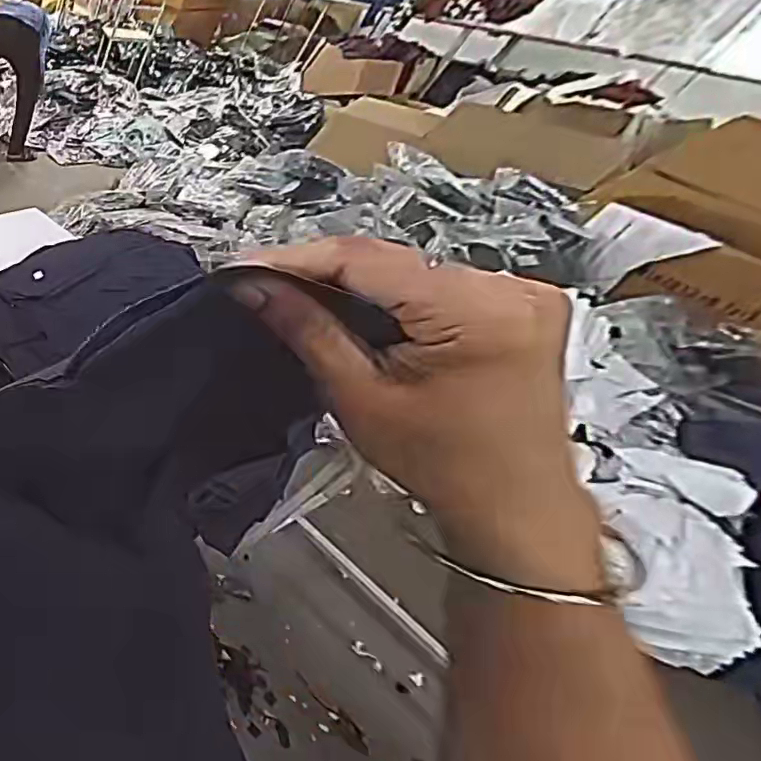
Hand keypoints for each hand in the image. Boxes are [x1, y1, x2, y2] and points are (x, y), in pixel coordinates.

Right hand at [230, 239, 601, 589]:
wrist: (512, 502)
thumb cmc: (443, 463)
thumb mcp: (357, 395)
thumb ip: (307, 331)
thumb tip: (257, 290)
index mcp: (478, 310)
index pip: (364, 259)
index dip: (293, 260)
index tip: (242, 267)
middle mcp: (509, 289)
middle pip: (385, 257)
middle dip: (315, 269)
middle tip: (255, 281)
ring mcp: (517, 293)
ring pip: (403, 266)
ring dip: (344, 280)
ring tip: (287, 293)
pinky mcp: (512, 304)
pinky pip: (428, 281)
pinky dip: (379, 292)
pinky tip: (342, 307)